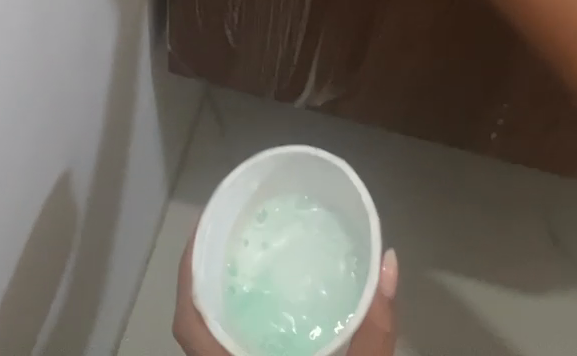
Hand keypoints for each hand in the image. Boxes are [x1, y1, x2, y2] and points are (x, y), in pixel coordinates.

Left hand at [174, 227, 398, 355]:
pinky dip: (239, 331)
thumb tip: (388, 263)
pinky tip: (268, 315)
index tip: (202, 232)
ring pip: (211, 347)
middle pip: (196, 331)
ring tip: (249, 263)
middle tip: (234, 235)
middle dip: (207, 282)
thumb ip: (374, 333)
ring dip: (221, 307)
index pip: (188, 325)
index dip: (187, 276)